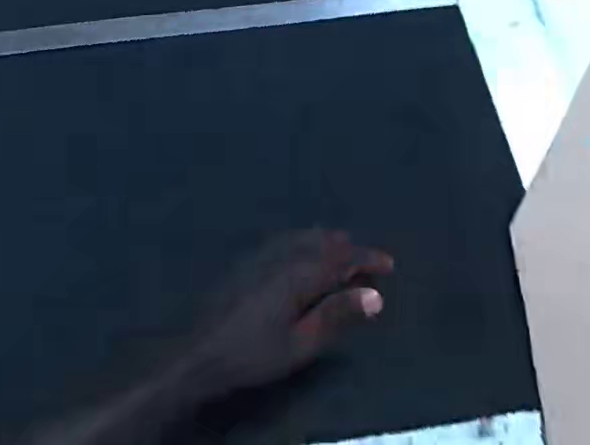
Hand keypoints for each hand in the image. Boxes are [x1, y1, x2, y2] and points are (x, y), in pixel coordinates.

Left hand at [181, 230, 394, 397]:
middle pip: (325, 241)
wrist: (200, 349)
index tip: (388, 263)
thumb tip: (375, 294)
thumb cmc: (254, 353)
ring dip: (329, 242)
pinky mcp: (251, 258)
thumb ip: (337, 315)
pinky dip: (308, 241)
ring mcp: (265, 252)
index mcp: (301, 272)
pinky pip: (289, 239)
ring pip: (306, 236)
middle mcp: (285, 253)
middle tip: (369, 264)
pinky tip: (306, 254)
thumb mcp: (301, 343)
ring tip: (344, 256)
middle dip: (350, 249)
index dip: (368, 258)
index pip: (343, 257)